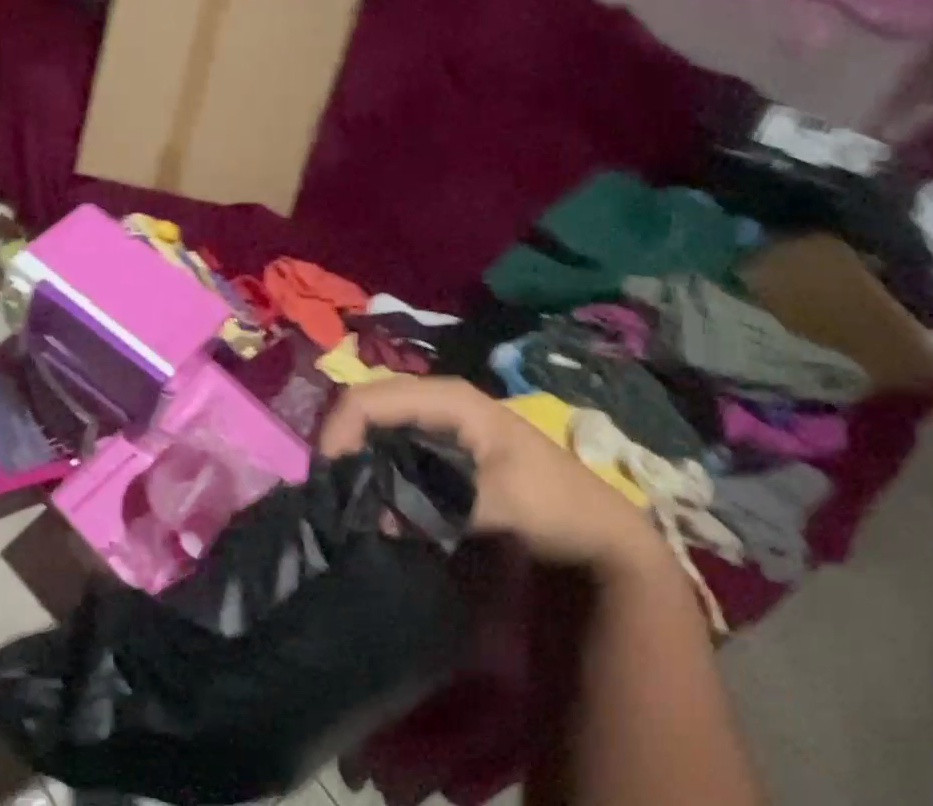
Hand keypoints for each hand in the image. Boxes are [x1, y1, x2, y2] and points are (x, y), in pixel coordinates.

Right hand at [319, 377, 667, 572]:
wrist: (604, 533)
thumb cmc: (557, 506)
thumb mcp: (499, 504)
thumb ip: (432, 508)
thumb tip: (370, 518)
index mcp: (449, 399)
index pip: (367, 399)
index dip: (338, 431)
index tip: (328, 478)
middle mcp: (438, 401)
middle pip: (365, 407)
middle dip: (342, 443)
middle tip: (332, 489)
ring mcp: (439, 423)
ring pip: (374, 426)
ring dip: (356, 457)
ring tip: (347, 495)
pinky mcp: (441, 447)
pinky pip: (390, 445)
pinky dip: (374, 467)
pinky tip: (373, 496)